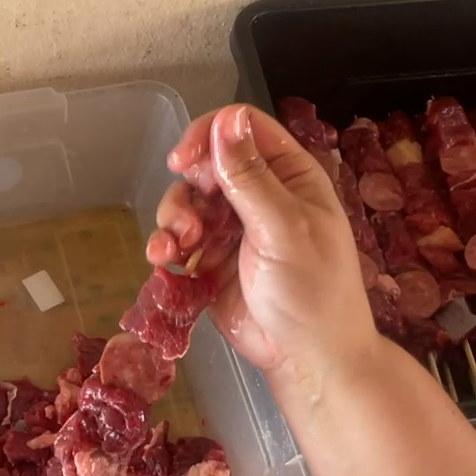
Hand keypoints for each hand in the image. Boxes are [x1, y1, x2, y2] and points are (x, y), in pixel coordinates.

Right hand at [150, 104, 378, 381]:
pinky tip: (162, 262)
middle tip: (185, 224)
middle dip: (186, 191)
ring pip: (187, 205)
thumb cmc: (312, 290)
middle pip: (206, 168)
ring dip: (172, 221)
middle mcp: (257, 197)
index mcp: (288, 176)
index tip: (182, 161)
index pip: (242, 130)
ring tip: (172, 249)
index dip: (207, 136)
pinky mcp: (211, 264)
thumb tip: (226, 119)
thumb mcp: (283, 228)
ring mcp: (232, 231)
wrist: (307, 357)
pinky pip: (179, 244)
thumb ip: (249, 177)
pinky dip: (166, 249)